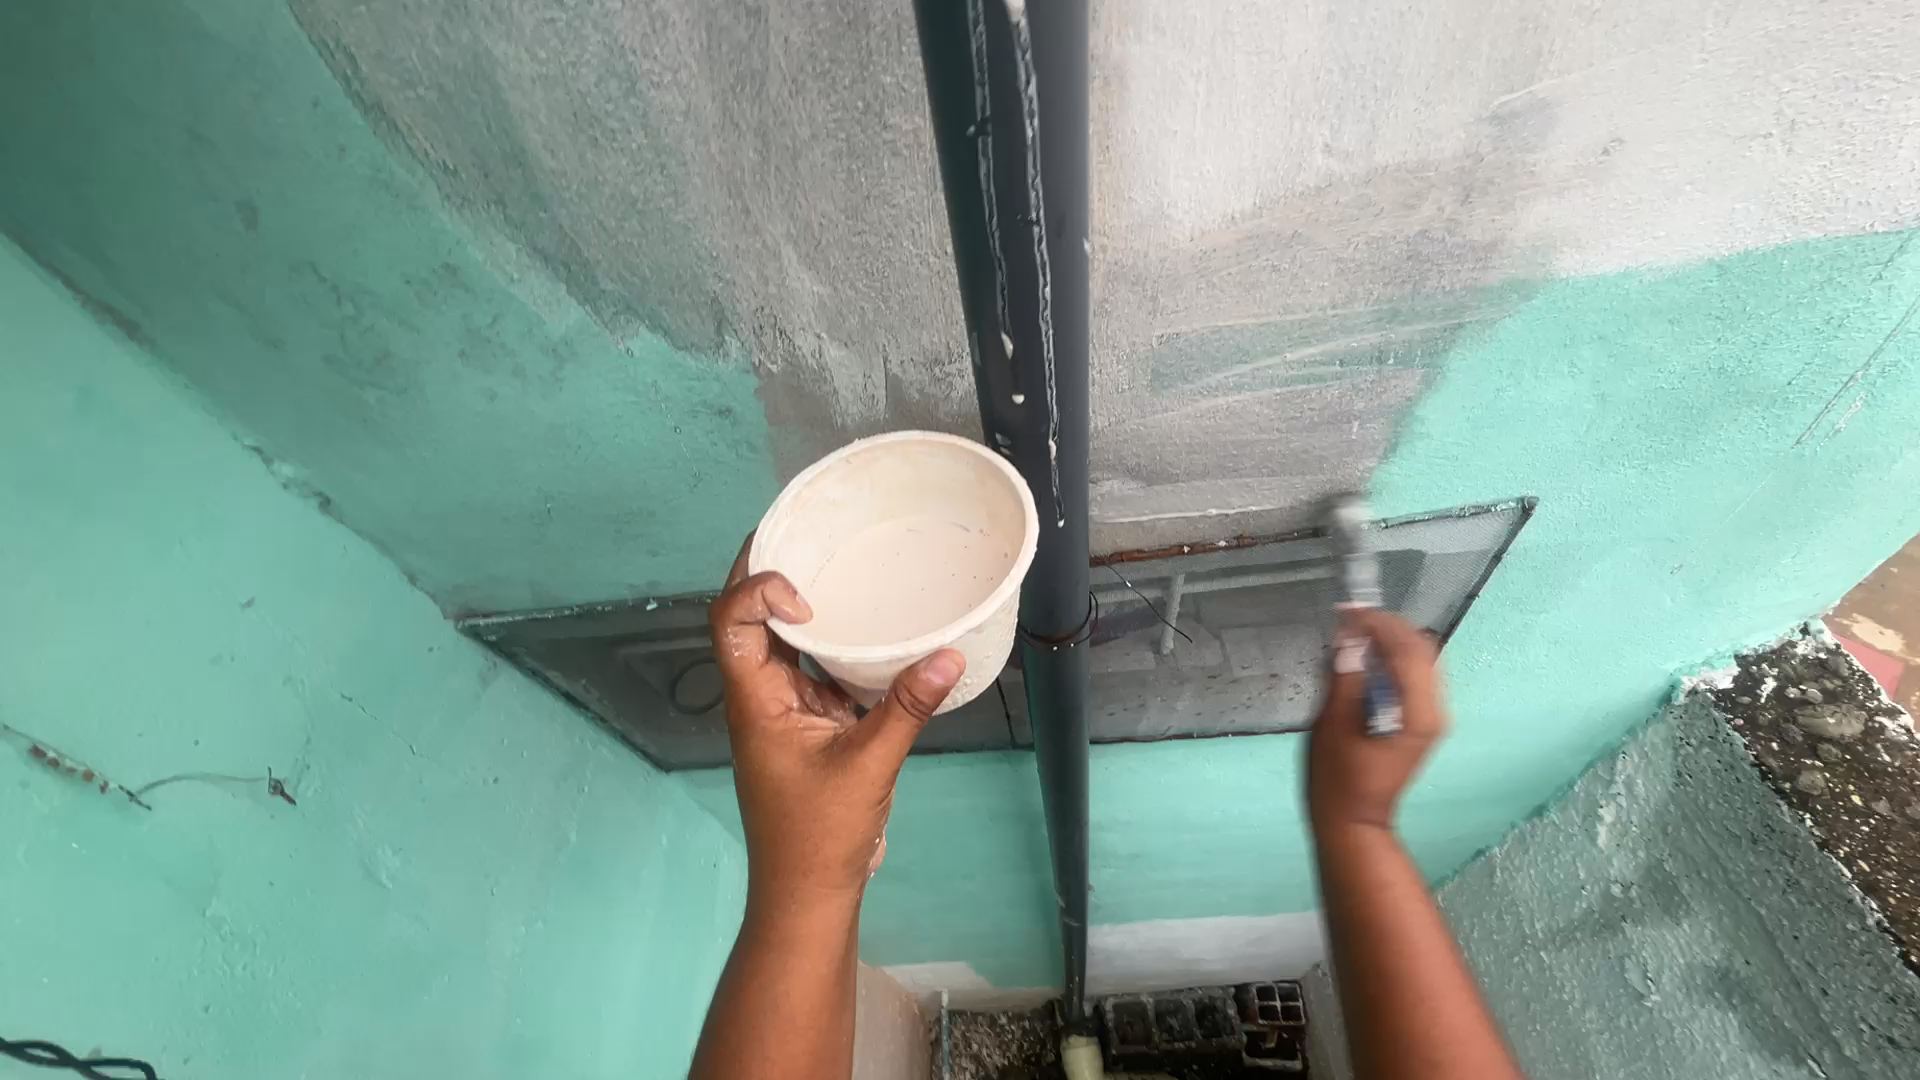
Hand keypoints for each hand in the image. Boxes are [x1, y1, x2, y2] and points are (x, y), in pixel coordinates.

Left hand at [709, 537, 964, 907]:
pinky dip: (829, 638)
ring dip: (796, 602)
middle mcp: (761, 693)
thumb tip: (951, 654)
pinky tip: (864, 623)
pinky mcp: (807, 720)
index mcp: (756, 700)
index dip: (755, 589)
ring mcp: (782, 707)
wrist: (809, 890)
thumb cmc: (821, 833)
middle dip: (765, 571)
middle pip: (746, 618)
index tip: (807, 590)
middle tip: (804, 528)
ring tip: (834, 559)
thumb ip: (906, 708)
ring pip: (777, 640)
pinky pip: (810, 664)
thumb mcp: (869, 765)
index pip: (731, 623)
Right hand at [1306, 608, 1447, 832]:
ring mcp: (1430, 715)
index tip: (1346, 610)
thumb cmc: (1337, 776)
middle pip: (1422, 649)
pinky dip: (1389, 657)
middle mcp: (1434, 710)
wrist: (1352, 818)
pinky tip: (1362, 657)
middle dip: (1387, 626)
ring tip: (1352, 632)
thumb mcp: (1333, 724)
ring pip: (1420, 659)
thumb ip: (1345, 677)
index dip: (1379, 623)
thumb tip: (1349, 637)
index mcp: (1417, 713)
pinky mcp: (1419, 719)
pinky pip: (1412, 675)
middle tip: (1348, 617)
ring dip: (1389, 639)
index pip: (1409, 650)